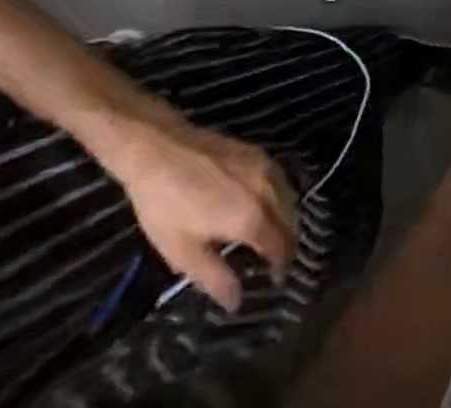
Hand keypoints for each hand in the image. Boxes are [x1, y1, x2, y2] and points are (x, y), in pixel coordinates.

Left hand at [106, 117, 297, 312]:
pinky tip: (262, 204)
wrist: (160, 149)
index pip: (280, 247)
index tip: (276, 280)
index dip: (282, 266)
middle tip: (273, 261)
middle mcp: (269, 192)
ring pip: (289, 199)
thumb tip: (237, 301)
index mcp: (252, 219)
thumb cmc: (166, 205)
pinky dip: (279, 198)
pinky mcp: (259, 153)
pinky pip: (280, 182)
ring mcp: (267, 168)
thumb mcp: (182, 251)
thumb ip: (215, 277)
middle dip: (286, 244)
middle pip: (290, 222)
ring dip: (285, 220)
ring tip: (269, 234)